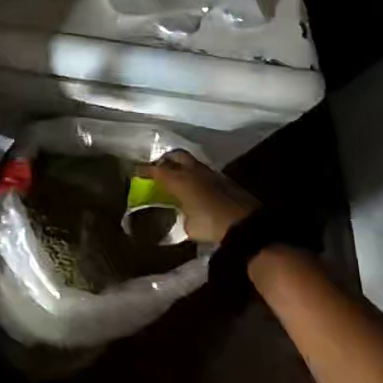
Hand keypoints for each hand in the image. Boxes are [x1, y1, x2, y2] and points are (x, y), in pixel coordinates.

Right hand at [145, 150, 259, 243]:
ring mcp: (211, 173)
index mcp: (180, 180)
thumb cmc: (211, 225)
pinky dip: (196, 175)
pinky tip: (195, 186)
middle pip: (176, 156)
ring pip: (192, 162)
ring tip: (177, 177)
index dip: (145, 170)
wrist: (245, 224)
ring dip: (182, 166)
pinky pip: (204, 172)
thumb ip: (182, 215)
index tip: (136, 171)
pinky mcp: (224, 180)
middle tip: (159, 169)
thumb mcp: (189, 226)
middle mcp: (194, 171)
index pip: (158, 170)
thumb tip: (183, 214)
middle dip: (165, 160)